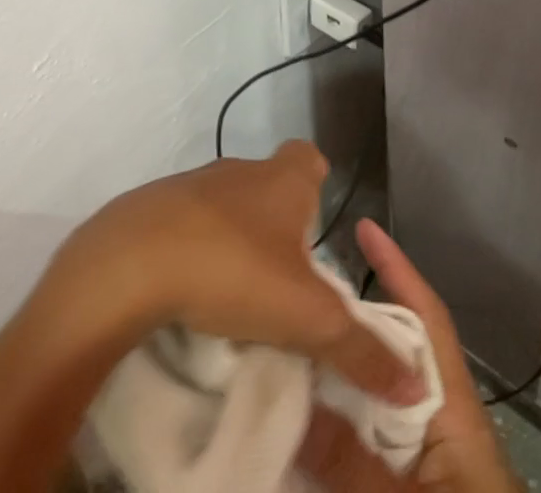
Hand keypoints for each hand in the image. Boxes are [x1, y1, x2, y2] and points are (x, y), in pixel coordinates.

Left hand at [40, 142, 424, 404]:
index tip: (318, 214)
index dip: (317, 179)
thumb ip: (362, 350)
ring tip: (238, 287)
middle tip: (287, 271)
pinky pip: (178, 224)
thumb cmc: (231, 273)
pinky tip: (188, 287)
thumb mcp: (309, 319)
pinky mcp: (143, 208)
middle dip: (276, 219)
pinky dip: (189, 248)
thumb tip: (414, 385)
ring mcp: (181, 186)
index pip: (307, 156)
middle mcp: (231, 171)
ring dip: (230, 236)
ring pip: (218, 204)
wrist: (127, 264)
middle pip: (263, 183)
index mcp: (278, 182)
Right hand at [295, 219, 520, 492]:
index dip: (400, 273)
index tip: (362, 228)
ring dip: (318, 363)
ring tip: (266, 334)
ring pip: (357, 391)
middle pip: (383, 352)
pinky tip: (275, 402)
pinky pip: (345, 429)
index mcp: (453, 417)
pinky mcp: (386, 476)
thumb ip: (359, 466)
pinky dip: (314, 408)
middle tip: (280, 290)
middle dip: (336, 318)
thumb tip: (293, 401)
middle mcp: (429, 422)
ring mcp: (408, 452)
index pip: (427, 326)